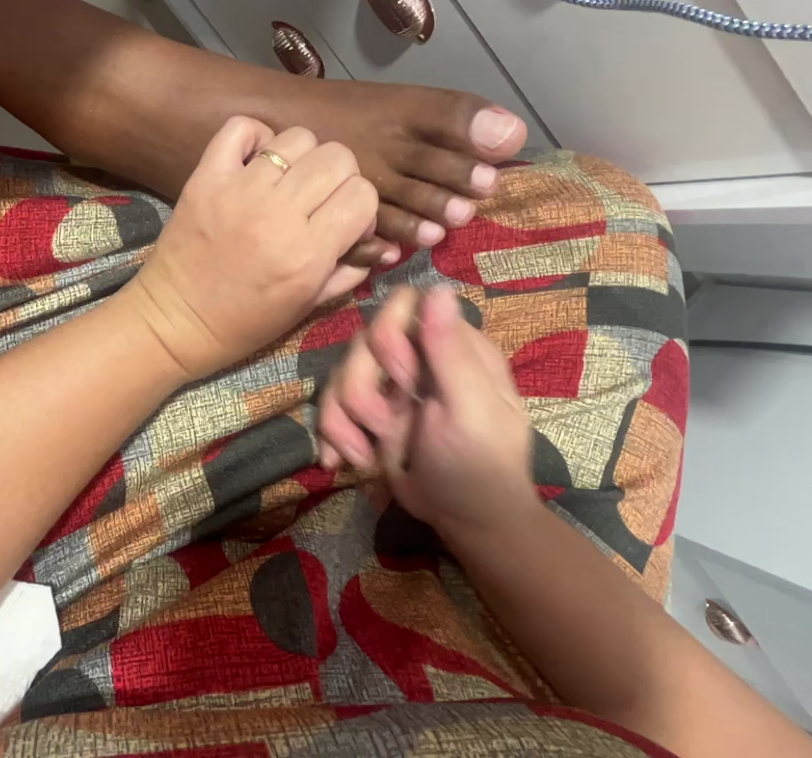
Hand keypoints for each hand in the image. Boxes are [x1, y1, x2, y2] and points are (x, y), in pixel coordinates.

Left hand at [123, 116, 377, 379]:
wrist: (175, 320)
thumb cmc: (245, 322)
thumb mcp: (307, 306)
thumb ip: (350, 270)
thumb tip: (386, 244)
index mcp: (308, 253)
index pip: (363, 194)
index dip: (361, 206)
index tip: (345, 222)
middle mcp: (277, 215)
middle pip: (337, 157)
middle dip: (339, 177)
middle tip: (319, 199)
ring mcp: (238, 191)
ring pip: (296, 138)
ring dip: (301, 157)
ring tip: (287, 181)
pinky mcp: (205, 177)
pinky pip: (240, 128)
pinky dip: (254, 137)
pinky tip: (254, 162)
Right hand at [317, 284, 537, 535]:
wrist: (466, 523)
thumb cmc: (481, 467)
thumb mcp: (472, 412)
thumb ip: (452, 352)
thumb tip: (438, 287)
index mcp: (451, 346)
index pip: (402, 305)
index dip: (389, 335)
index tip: (403, 380)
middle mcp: (416, 356)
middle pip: (361, 342)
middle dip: (363, 390)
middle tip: (387, 426)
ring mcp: (388, 384)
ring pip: (338, 376)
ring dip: (346, 421)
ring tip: (369, 456)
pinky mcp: (366, 413)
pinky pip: (330, 406)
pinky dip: (333, 436)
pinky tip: (345, 462)